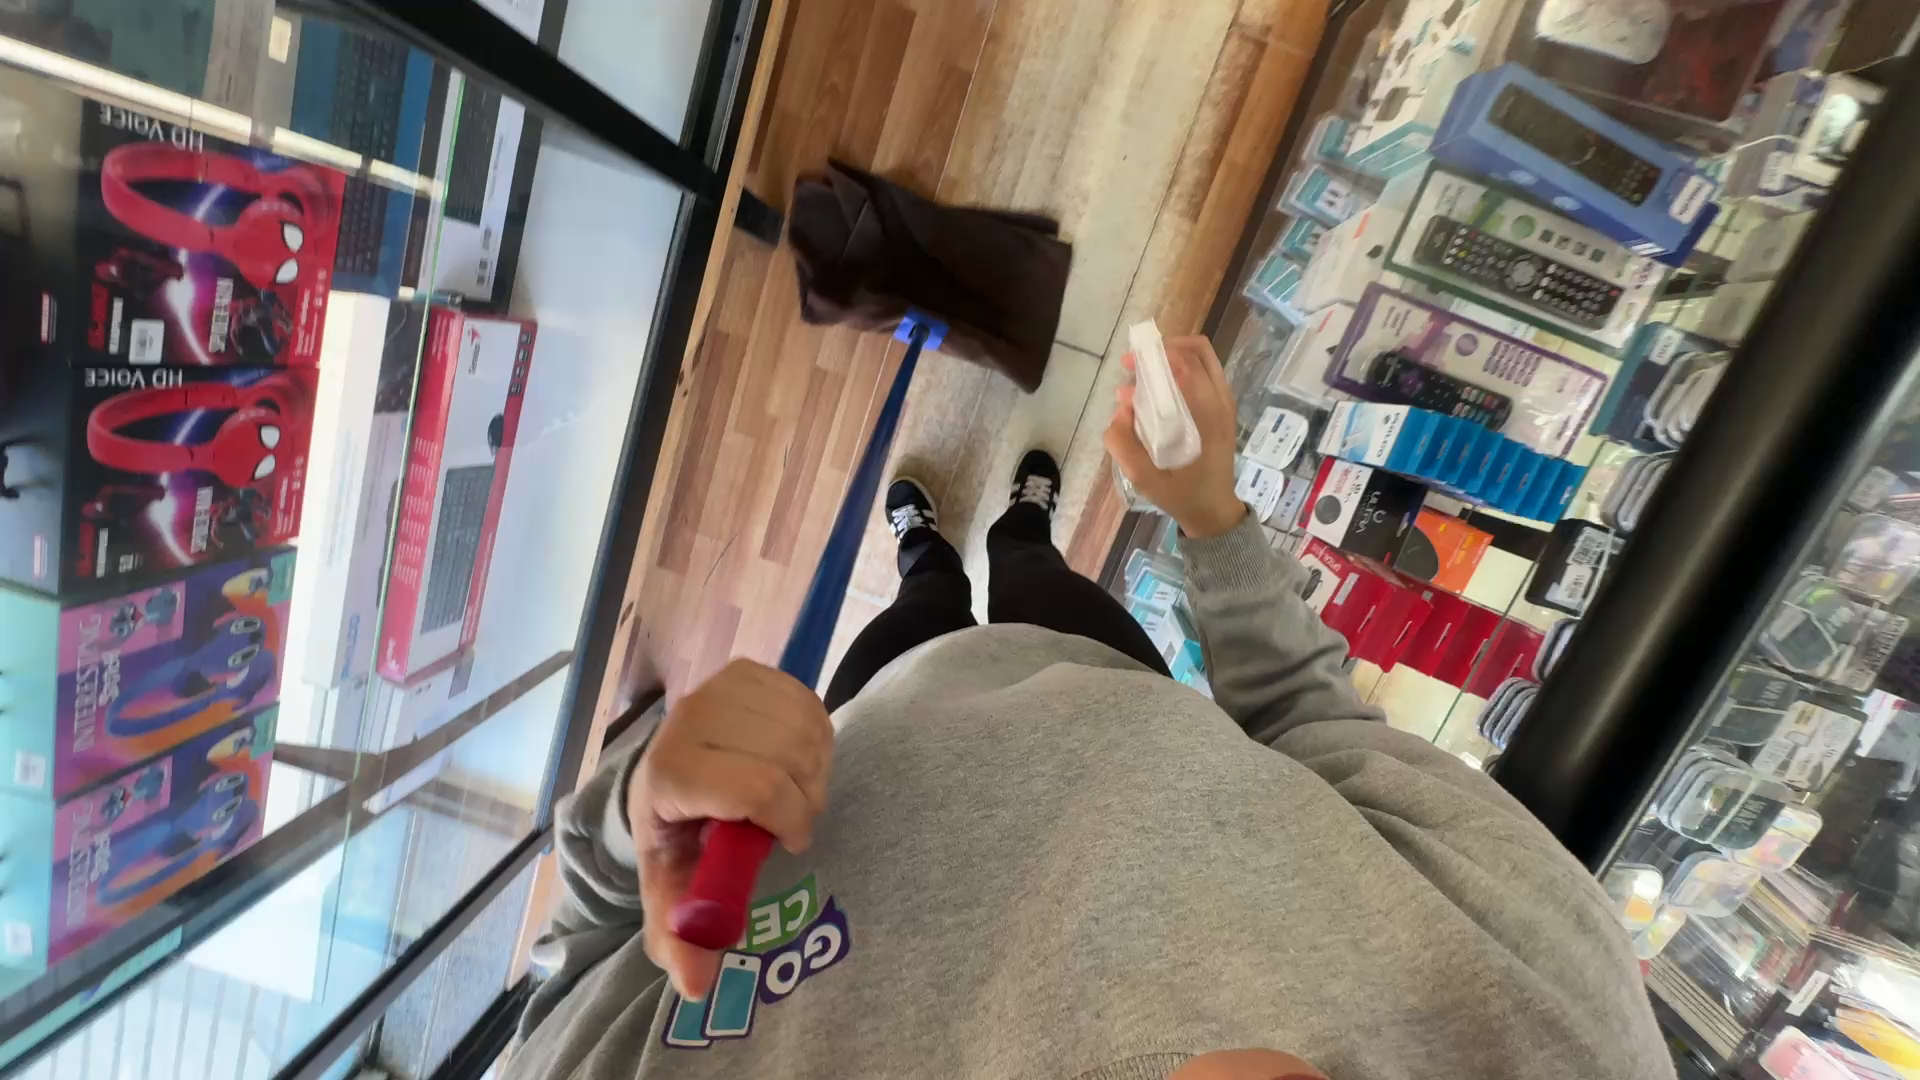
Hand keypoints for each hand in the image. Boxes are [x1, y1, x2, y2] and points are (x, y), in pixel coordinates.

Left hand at [627, 659, 832, 998]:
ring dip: (814, 768)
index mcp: (669, 772)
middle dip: (805, 797)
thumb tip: (697, 986)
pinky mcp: (750, 670)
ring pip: (807, 729)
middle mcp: (693, 717)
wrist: (665, 759)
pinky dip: (817, 737)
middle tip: (793, 818)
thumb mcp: (671, 880)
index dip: (788, 818)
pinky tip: (794, 755)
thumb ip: (680, 929)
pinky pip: (811, 704)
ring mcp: (722, 687)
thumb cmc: (675, 825)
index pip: (755, 789)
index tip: (792, 840)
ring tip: (792, 787)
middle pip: (790, 757)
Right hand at [1104, 335, 1247, 538]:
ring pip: (1203, 359)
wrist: (1214, 512)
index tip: (1130, 363)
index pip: (1187, 368)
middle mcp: (1221, 403)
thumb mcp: (1145, 478)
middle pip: (1198, 352)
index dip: (1157, 356)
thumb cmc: (1182, 495)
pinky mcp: (1222, 409)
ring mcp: (1225, 404)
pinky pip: (1204, 374)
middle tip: (1135, 364)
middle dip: (1164, 350)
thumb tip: (1120, 409)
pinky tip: (1158, 390)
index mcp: (1208, 418)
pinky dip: (1180, 371)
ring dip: (1173, 358)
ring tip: (1145, 374)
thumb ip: (1124, 443)